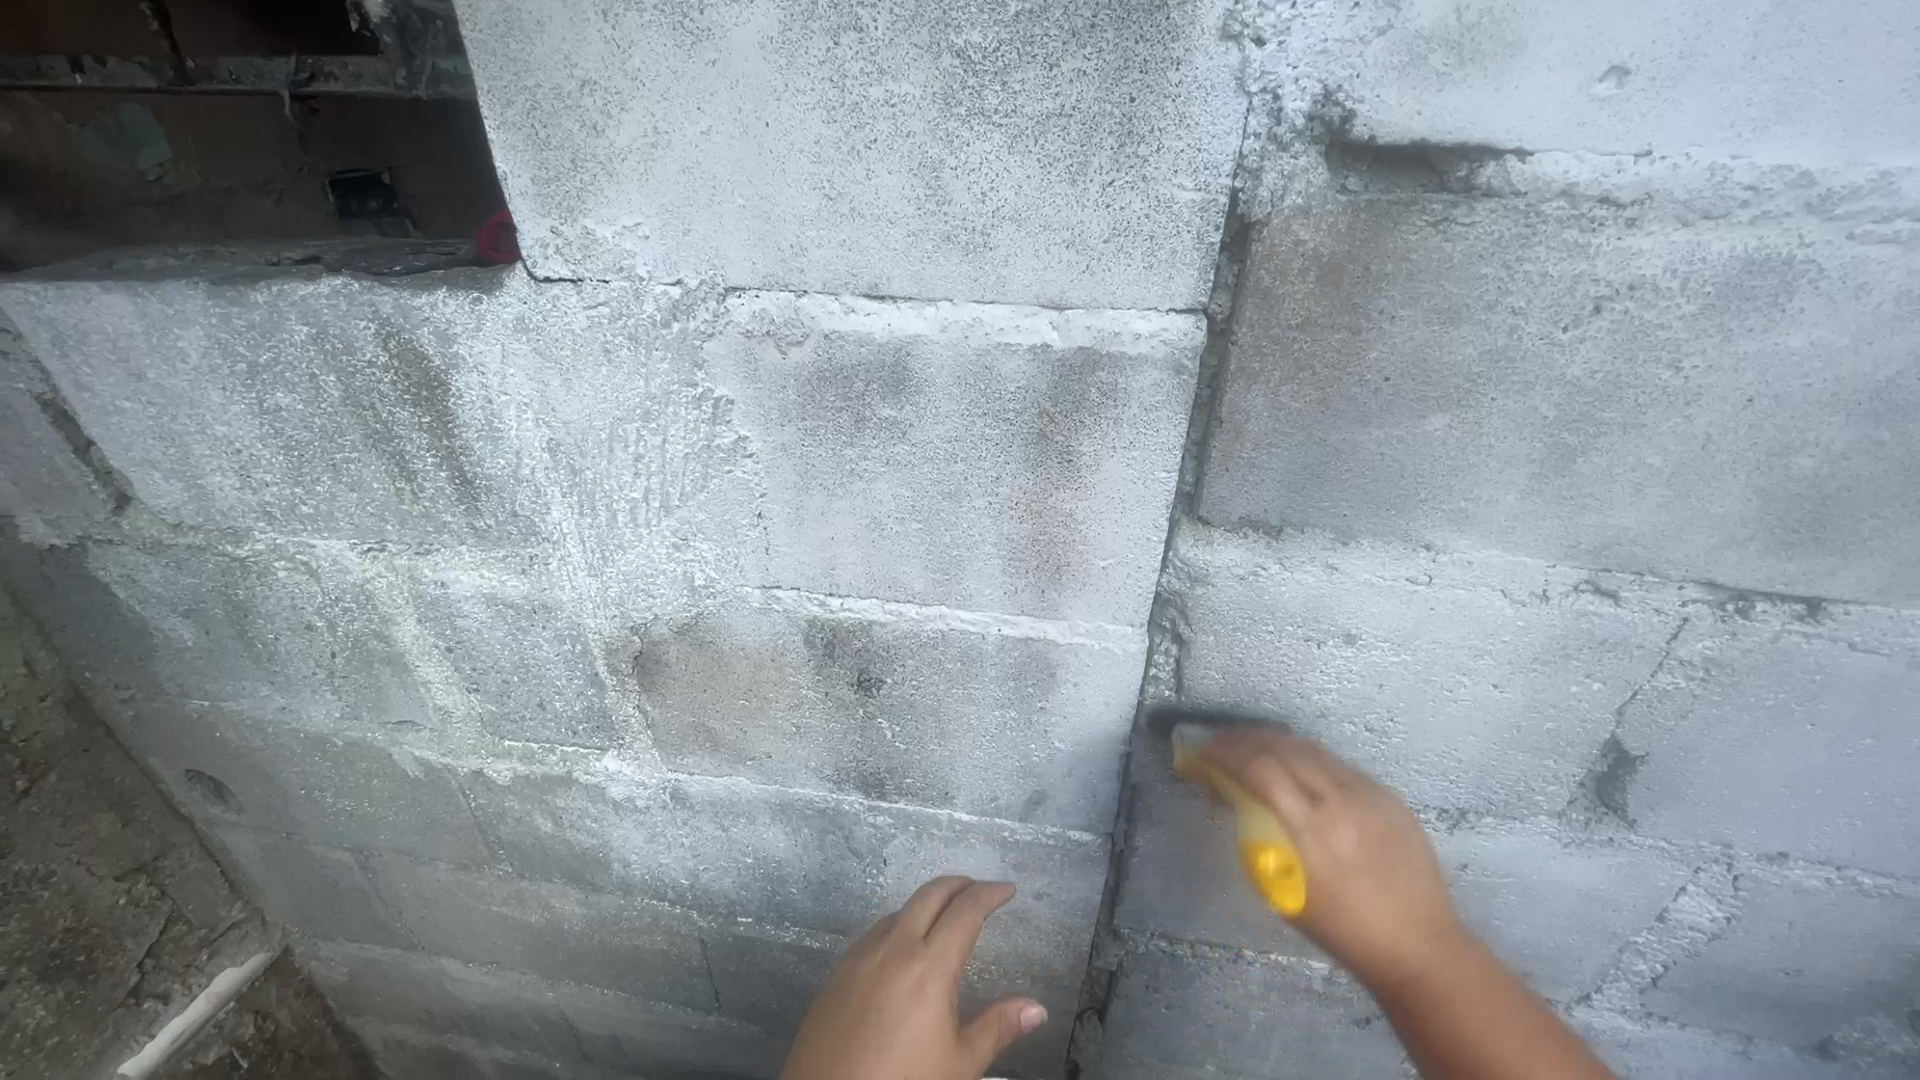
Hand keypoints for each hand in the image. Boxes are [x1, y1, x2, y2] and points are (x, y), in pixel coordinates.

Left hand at [780, 876, 1048, 1079]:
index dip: (989, 894)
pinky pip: (876, 932)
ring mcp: (861, 956)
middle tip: (981, 890)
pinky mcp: (839, 972)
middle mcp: (894, 948)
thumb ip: (997, 1028)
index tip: (1007, 890)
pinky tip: (904, 949)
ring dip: (928, 903)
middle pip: (931, 894)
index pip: (965, 911)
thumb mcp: (958, 1065)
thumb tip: (1037, 1008)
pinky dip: (900, 924)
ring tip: (946, 919)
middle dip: (960, 884)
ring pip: (901, 909)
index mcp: (928, 966)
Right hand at [1200, 730, 1467, 991]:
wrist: (1418, 945)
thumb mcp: (1282, 885)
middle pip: (1283, 748)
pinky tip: (1294, 764)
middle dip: (1244, 739)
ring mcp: (1368, 793)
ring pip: (1311, 748)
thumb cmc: (1339, 927)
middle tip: (1219, 742)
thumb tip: (1232, 794)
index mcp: (1309, 828)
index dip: (1226, 753)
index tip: (1202, 750)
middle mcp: (1339, 800)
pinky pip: (1336, 763)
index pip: (1259, 768)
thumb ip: (1257, 831)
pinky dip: (1305, 756)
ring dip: (1273, 741)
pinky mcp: (1387, 794)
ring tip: (1249, 745)